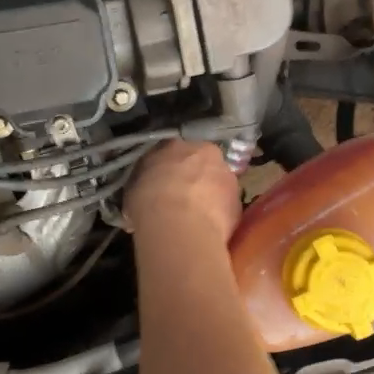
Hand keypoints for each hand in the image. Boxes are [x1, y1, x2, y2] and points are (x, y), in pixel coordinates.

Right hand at [126, 140, 242, 239]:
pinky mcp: (239, 201)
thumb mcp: (134, 188)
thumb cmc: (149, 202)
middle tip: (181, 198)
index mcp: (175, 145)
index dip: (167, 168)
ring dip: (209, 195)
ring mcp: (227, 175)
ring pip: (217, 183)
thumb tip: (145, 190)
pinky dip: (218, 214)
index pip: (171, 151)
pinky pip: (226, 206)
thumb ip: (144, 182)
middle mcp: (205, 152)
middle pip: (200, 163)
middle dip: (193, 177)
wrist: (179, 227)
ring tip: (195, 217)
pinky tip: (206, 229)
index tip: (161, 183)